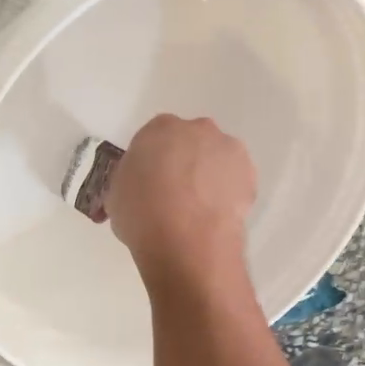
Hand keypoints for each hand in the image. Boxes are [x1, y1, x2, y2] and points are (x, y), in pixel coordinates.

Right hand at [104, 114, 256, 274]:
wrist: (186, 237)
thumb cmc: (140, 214)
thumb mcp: (115, 196)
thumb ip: (128, 180)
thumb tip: (138, 183)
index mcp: (158, 130)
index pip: (151, 138)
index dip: (147, 162)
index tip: (143, 184)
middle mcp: (197, 129)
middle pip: (187, 142)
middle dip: (179, 163)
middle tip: (167, 197)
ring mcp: (228, 148)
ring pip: (213, 159)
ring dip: (203, 177)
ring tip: (190, 213)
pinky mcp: (249, 172)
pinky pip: (231, 180)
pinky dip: (221, 194)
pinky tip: (208, 218)